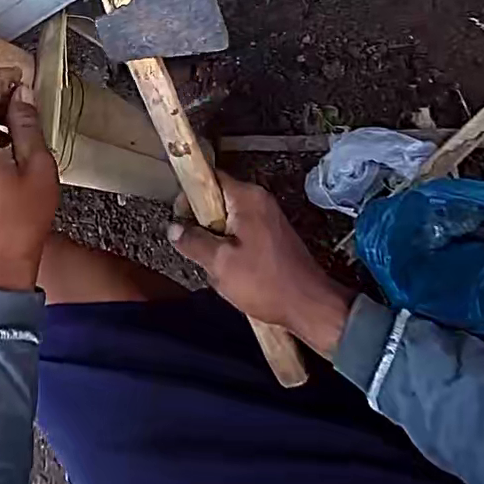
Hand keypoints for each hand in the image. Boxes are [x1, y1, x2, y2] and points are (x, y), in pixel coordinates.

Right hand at [168, 174, 354, 356]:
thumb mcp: (220, 264)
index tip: (180, 219)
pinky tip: (233, 269)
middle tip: (197, 248)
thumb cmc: (266, 282)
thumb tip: (173, 228)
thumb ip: (193, 242)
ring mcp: (268, 215)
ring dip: (217, 238)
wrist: (309, 305)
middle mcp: (259, 199)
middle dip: (203, 223)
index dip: (190, 196)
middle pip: (218, 199)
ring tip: (217, 263)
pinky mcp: (272, 232)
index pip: (210, 178)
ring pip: (228, 217)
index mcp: (247, 198)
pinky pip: (242, 229)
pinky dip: (232, 245)